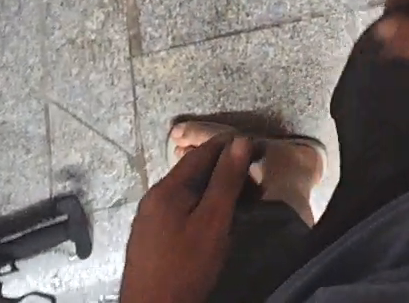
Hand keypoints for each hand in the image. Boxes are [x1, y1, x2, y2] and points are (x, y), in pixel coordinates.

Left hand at [120, 135, 252, 302]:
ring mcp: (150, 219)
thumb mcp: (213, 222)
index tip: (258, 150)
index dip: (233, 146)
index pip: (203, 151)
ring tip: (243, 202)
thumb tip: (241, 140)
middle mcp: (154, 197)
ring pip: (189, 191)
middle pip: (195, 171)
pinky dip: (203, 206)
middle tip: (255, 184)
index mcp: (166, 188)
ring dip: (217, 190)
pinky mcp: (151, 238)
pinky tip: (217, 221)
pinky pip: (181, 208)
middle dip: (227, 171)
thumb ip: (226, 180)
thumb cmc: (185, 268)